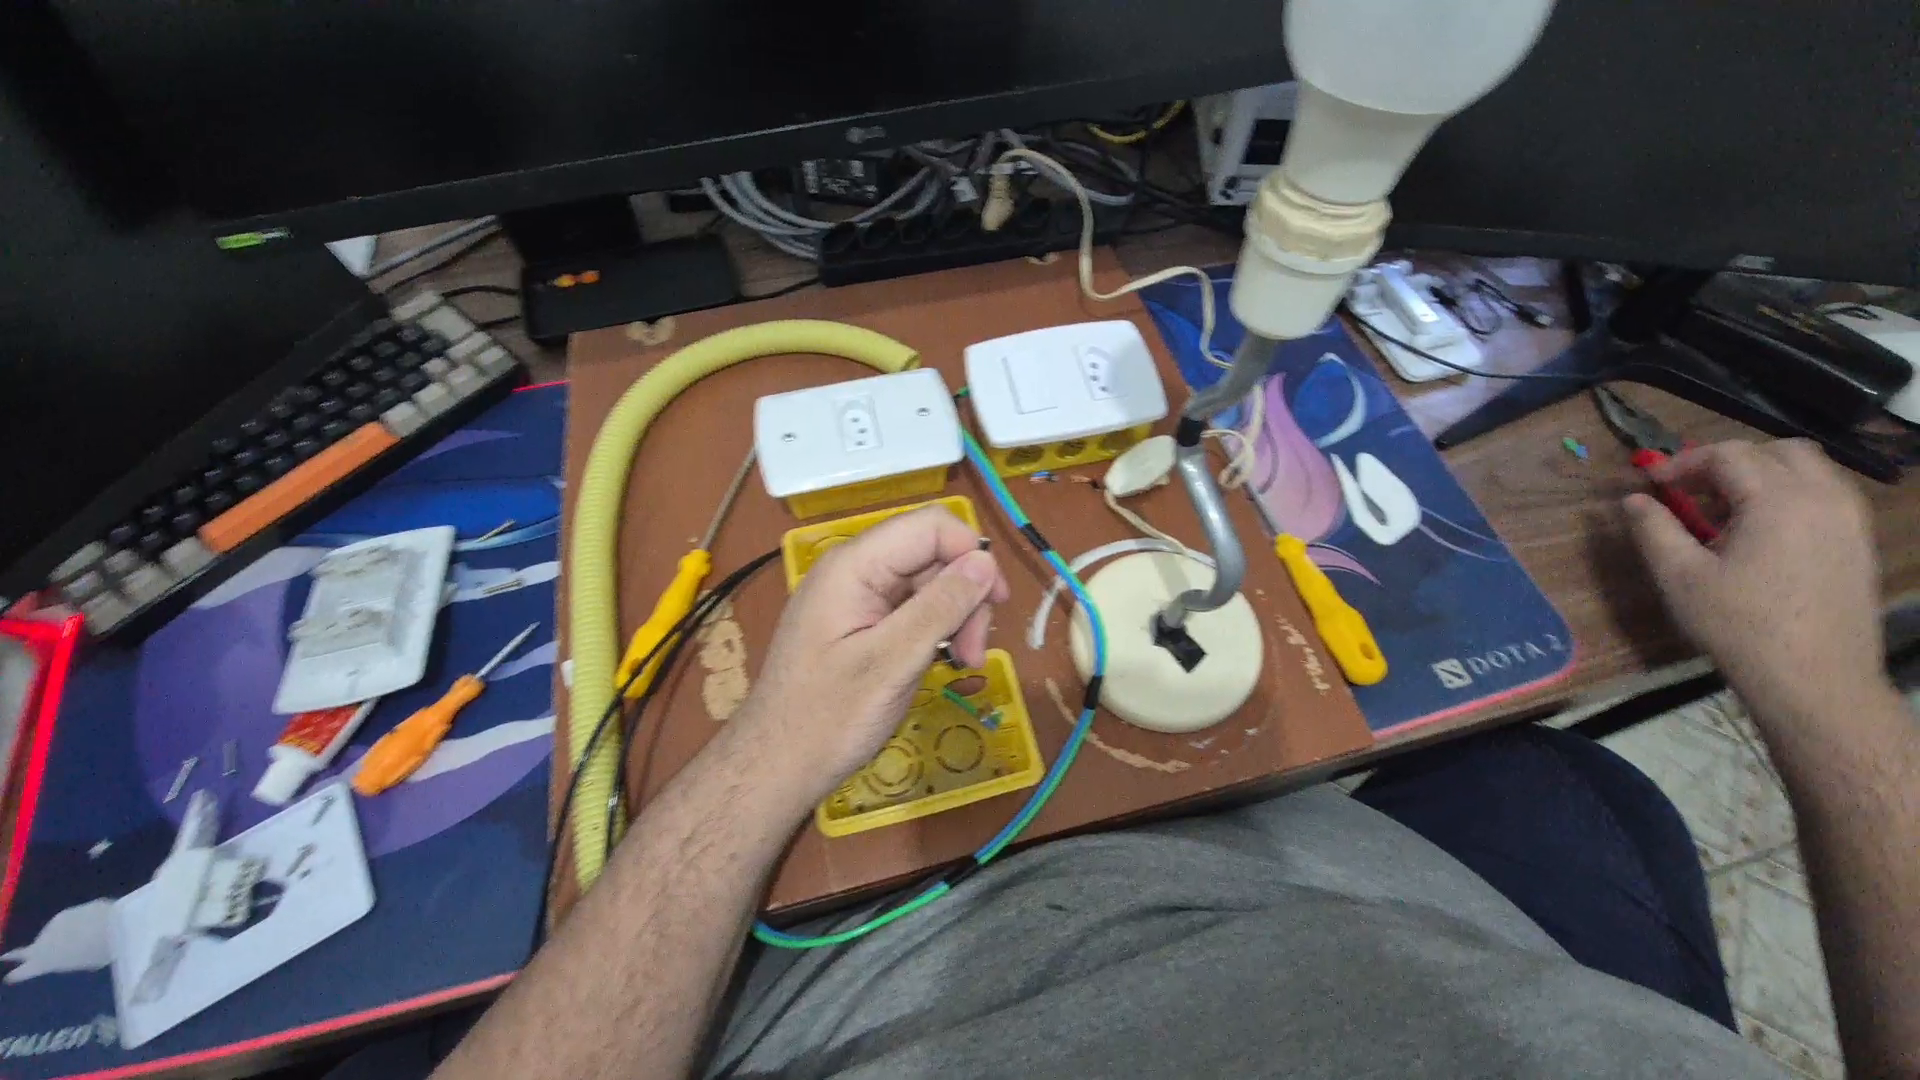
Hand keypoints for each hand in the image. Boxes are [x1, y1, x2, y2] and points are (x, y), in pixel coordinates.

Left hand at [734, 505, 1009, 806]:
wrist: (778, 766)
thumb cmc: (829, 717)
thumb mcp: (892, 662)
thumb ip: (940, 607)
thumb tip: (985, 561)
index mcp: (854, 565)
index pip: (930, 526)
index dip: (971, 553)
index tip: (996, 603)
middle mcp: (854, 569)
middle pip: (932, 555)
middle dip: (964, 595)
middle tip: (976, 652)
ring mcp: (855, 596)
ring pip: (927, 583)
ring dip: (955, 617)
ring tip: (963, 663)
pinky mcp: (860, 622)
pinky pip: (910, 608)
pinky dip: (935, 630)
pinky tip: (943, 660)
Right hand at [1624, 439, 1888, 727]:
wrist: (1813, 677)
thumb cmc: (1738, 624)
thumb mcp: (1679, 576)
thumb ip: (1654, 529)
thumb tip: (1633, 500)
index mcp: (1779, 501)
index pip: (1730, 454)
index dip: (1684, 462)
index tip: (1653, 484)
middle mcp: (1825, 499)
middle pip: (1778, 451)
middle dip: (1728, 461)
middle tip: (1690, 490)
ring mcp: (1850, 520)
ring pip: (1809, 470)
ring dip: (1761, 476)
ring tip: (1722, 510)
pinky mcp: (1859, 542)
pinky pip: (1826, 496)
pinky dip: (1788, 495)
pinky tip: (1758, 532)